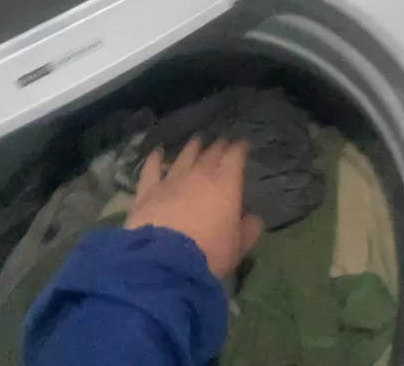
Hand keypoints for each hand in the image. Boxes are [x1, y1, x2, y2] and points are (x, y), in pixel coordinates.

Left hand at [126, 138, 264, 278]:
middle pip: (211, 153)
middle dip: (219, 146)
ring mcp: (172, 180)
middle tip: (223, 142)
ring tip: (197, 140)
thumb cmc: (209, 255)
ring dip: (192, 147)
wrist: (164, 263)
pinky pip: (152, 169)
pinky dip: (155, 158)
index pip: (236, 156)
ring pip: (184, 156)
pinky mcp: (149, 191)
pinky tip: (157, 151)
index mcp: (226, 184)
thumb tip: (254, 219)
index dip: (240, 148)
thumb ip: (248, 230)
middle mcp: (200, 174)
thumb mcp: (237, 248)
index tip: (243, 144)